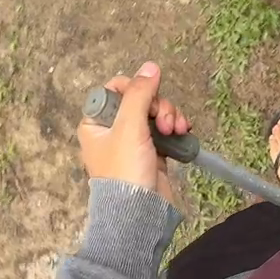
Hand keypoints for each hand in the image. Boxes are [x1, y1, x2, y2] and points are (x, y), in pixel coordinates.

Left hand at [78, 61, 191, 204]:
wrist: (139, 212)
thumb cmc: (125, 169)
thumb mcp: (129, 126)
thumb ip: (139, 94)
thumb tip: (151, 66)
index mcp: (96, 122)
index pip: (115, 89)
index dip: (135, 88)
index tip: (148, 97)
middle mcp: (113, 130)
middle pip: (140, 99)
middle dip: (158, 105)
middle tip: (164, 121)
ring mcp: (134, 142)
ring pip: (156, 113)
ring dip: (170, 115)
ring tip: (176, 130)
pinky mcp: (153, 152)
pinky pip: (165, 129)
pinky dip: (175, 128)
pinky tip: (183, 132)